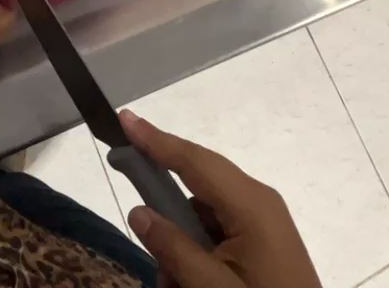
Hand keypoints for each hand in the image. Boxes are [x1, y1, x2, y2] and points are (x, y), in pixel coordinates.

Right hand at [122, 110, 320, 287]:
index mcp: (249, 203)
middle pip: (196, 181)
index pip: (192, 158)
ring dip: (180, 240)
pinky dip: (198, 249)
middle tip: (137, 219)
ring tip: (169, 283)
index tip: (124, 118)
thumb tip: (139, 211)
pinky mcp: (265, 240)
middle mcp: (258, 199)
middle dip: (164, 207)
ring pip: (204, 211)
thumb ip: (173, 248)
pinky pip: (219, 230)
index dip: (155, 138)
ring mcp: (263, 220)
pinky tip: (186, 281)